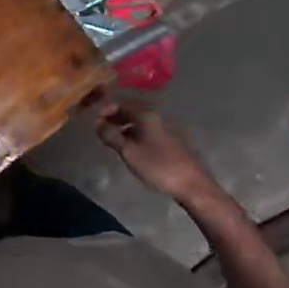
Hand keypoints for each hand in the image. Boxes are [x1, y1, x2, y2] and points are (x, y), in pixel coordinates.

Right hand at [94, 96, 223, 208]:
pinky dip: (136, 134)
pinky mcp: (170, 141)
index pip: (122, 104)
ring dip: (125, 127)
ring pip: (140, 122)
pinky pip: (148, 131)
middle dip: (115, 118)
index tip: (96, 121)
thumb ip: (111, 136)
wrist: (192, 183)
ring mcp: (165, 129)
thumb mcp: (129, 152)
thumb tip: (98, 123)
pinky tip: (132, 148)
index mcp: (146, 115)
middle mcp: (156, 117)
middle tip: (102, 130)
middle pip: (132, 111)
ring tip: (114, 140)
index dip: (107, 110)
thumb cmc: (158, 166)